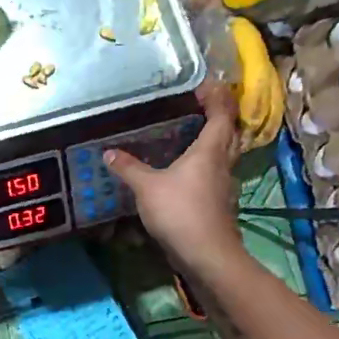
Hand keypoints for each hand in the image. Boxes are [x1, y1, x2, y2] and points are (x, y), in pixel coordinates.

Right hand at [106, 83, 244, 270]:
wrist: (206, 253)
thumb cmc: (180, 211)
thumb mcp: (147, 187)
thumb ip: (129, 168)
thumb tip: (109, 153)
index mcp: (210, 150)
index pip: (221, 114)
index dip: (216, 96)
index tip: (204, 84)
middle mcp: (223, 162)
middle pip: (230, 132)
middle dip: (220, 116)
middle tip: (202, 106)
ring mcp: (224, 184)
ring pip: (226, 154)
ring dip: (215, 141)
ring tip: (194, 134)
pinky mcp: (220, 203)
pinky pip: (216, 173)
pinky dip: (207, 165)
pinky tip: (189, 171)